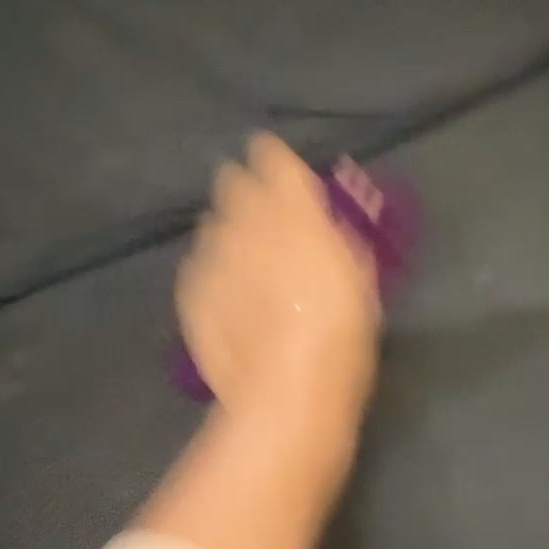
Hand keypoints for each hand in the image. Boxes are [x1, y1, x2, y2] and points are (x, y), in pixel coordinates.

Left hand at [176, 133, 381, 428]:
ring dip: (228, 235)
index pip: (272, 157)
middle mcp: (244, 218)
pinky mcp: (189, 289)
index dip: (277, 164)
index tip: (284, 176)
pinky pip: (199, 266)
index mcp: (293, 208)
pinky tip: (229, 298)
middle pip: (233, 183)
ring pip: (213, 225)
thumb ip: (337, 240)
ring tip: (246, 266)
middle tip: (264, 221)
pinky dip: (212, 272)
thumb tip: (326, 228)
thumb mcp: (358, 280)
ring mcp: (211, 254)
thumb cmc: (339, 338)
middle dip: (246, 194)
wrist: (287, 391)